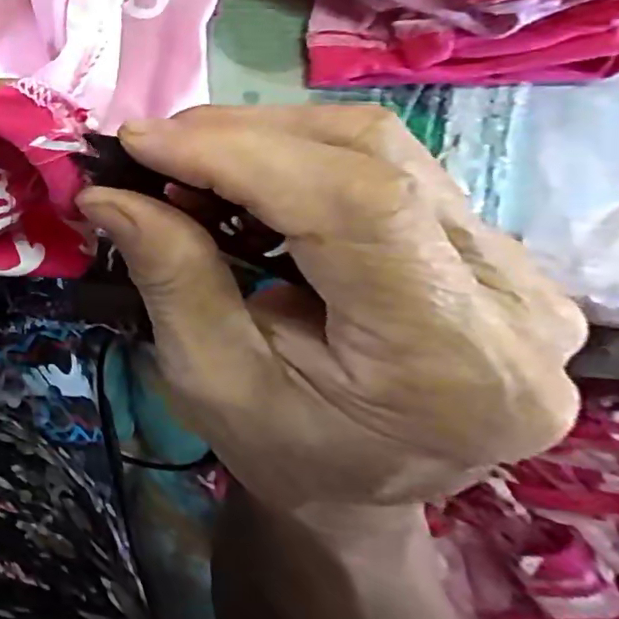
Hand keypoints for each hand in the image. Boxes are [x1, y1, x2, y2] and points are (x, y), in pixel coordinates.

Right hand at [76, 105, 585, 510]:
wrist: (359, 482)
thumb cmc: (279, 448)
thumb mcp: (206, 376)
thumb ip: (170, 276)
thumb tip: (106, 194)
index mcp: (450, 357)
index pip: (355, 206)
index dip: (236, 156)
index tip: (137, 144)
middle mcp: (511, 298)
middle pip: (369, 158)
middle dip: (236, 136)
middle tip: (147, 152)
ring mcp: (511, 263)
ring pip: (375, 144)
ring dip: (257, 136)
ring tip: (182, 163)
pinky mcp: (481, 242)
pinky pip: (377, 162)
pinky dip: (284, 152)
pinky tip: (233, 176)